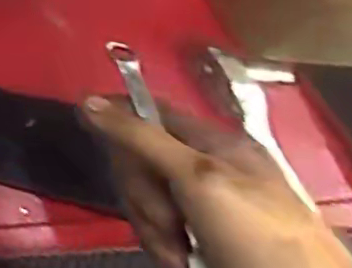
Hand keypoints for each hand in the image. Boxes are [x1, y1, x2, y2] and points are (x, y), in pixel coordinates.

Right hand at [82, 96, 351, 267]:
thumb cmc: (263, 241)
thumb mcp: (200, 180)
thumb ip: (140, 136)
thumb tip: (88, 100)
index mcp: (217, 143)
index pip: (148, 109)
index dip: (116, 115)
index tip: (91, 130)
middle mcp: (207, 169)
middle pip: (139, 155)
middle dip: (140, 188)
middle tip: (164, 216)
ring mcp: (206, 208)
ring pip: (145, 194)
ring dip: (150, 223)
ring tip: (178, 249)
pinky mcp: (203, 240)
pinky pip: (159, 226)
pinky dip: (161, 243)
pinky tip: (179, 258)